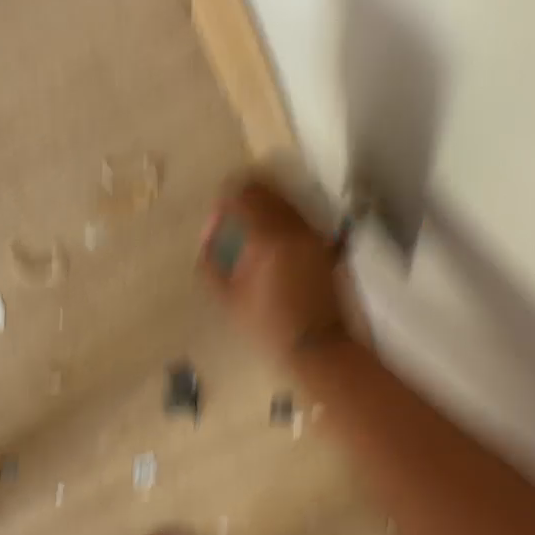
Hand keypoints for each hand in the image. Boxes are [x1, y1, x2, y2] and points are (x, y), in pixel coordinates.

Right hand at [197, 166, 352, 360]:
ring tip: (252, 218)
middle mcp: (295, 227)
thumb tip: (207, 234)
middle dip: (247, 192)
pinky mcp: (327, 243)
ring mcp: (315, 233)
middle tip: (232, 206)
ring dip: (268, 200)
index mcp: (267, 238)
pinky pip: (301, 215)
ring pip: (288, 198)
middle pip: (269, 188)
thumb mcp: (229, 299)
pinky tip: (274, 234)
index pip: (244, 194)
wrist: (321, 346)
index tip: (217, 208)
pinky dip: (284, 215)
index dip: (226, 195)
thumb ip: (211, 261)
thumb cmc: (269, 327)